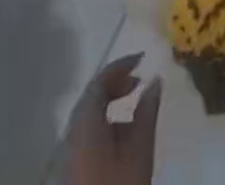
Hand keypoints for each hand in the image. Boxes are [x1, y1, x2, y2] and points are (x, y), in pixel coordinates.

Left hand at [66, 54, 161, 184]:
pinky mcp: (72, 166)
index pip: (98, 83)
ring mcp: (69, 152)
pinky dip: (105, 118)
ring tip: (134, 97)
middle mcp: (71, 134)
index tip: (143, 58)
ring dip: (110, 100)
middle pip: (90, 97)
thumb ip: (146, 112)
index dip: (119, 66)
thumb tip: (156, 81)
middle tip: (139, 77)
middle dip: (114, 81)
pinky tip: (123, 129)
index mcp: (85, 126)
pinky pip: (86, 130)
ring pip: (87, 114)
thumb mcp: (140, 149)